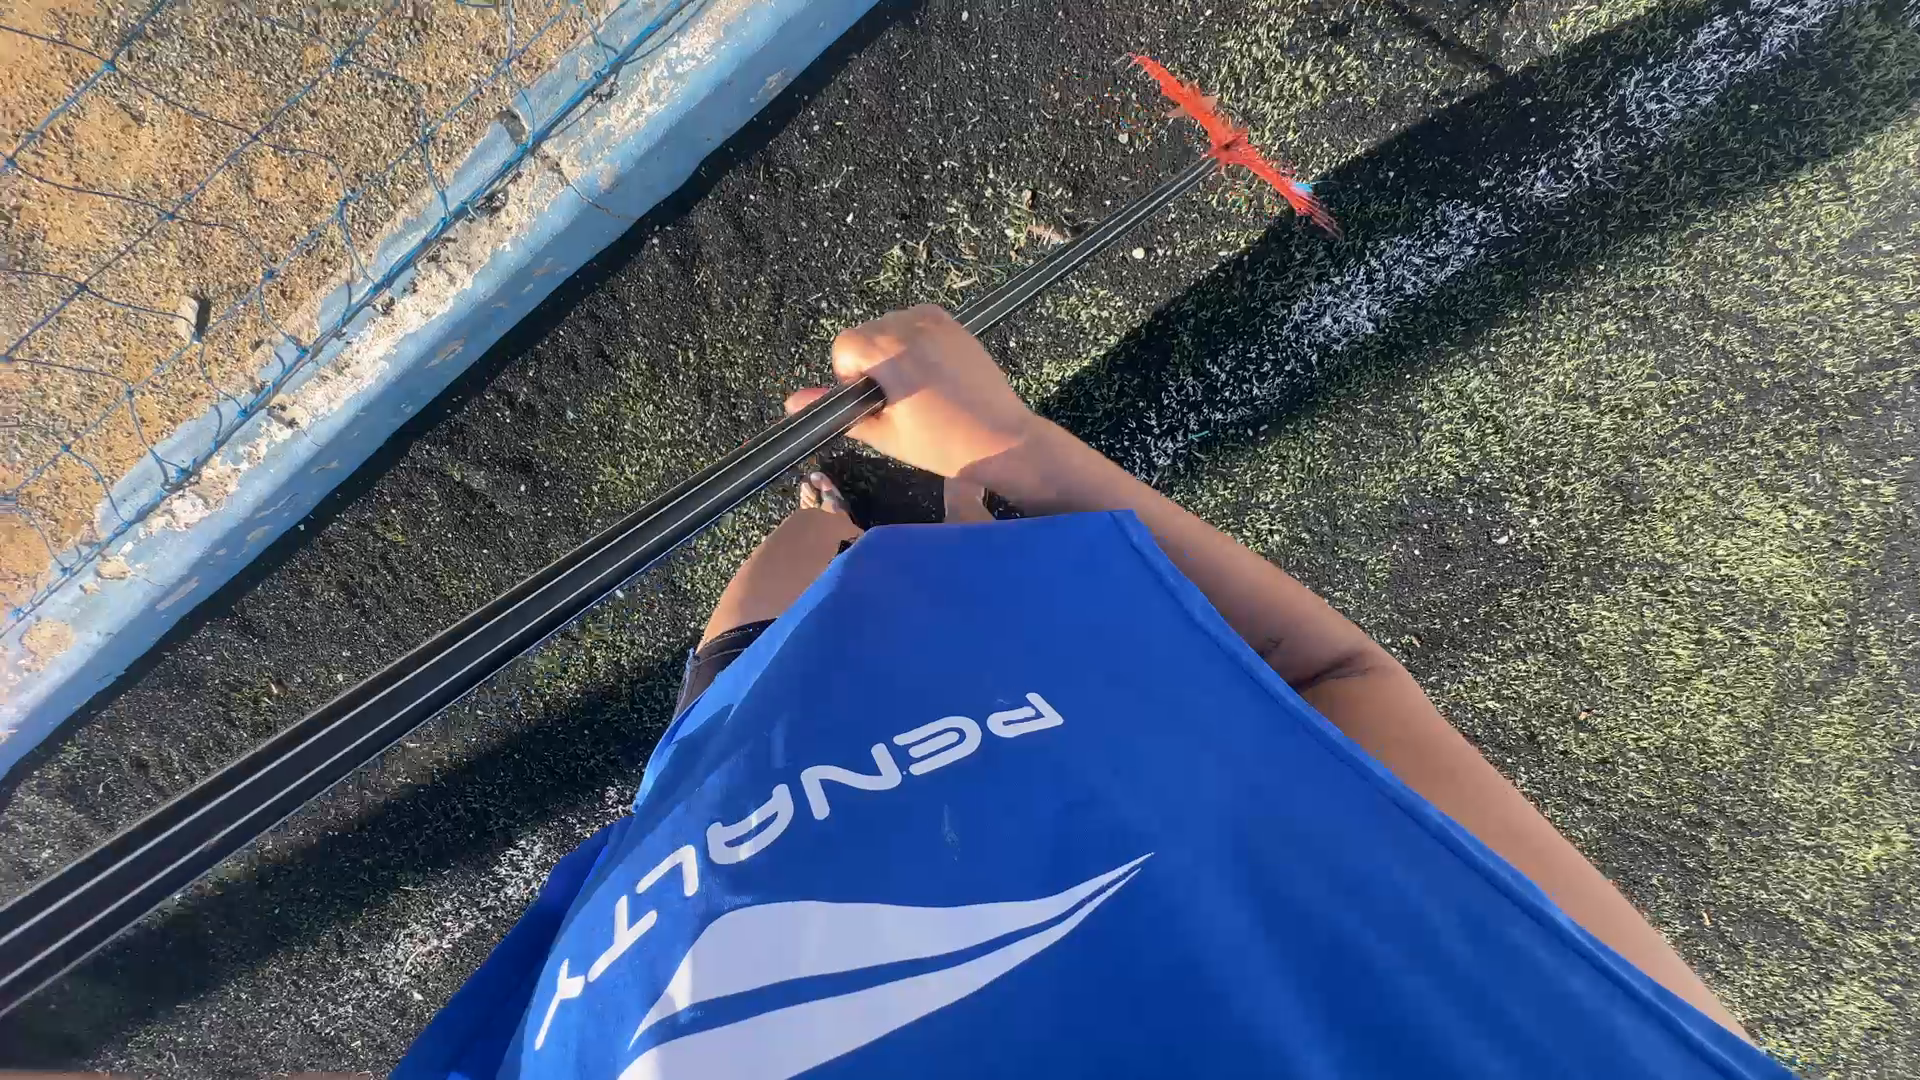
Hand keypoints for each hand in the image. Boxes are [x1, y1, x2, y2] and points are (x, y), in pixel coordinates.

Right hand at [784, 305, 1042, 480]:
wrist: (1003, 440)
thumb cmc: (943, 444)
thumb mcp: (884, 433)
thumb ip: (837, 413)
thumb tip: (792, 403)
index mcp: (890, 348)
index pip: (845, 345)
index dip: (850, 376)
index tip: (874, 401)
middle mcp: (912, 323)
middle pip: (866, 333)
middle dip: (871, 364)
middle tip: (898, 402)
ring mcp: (937, 320)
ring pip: (890, 327)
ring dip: (891, 353)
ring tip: (917, 392)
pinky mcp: (955, 324)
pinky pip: (916, 325)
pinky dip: (914, 345)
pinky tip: (932, 378)